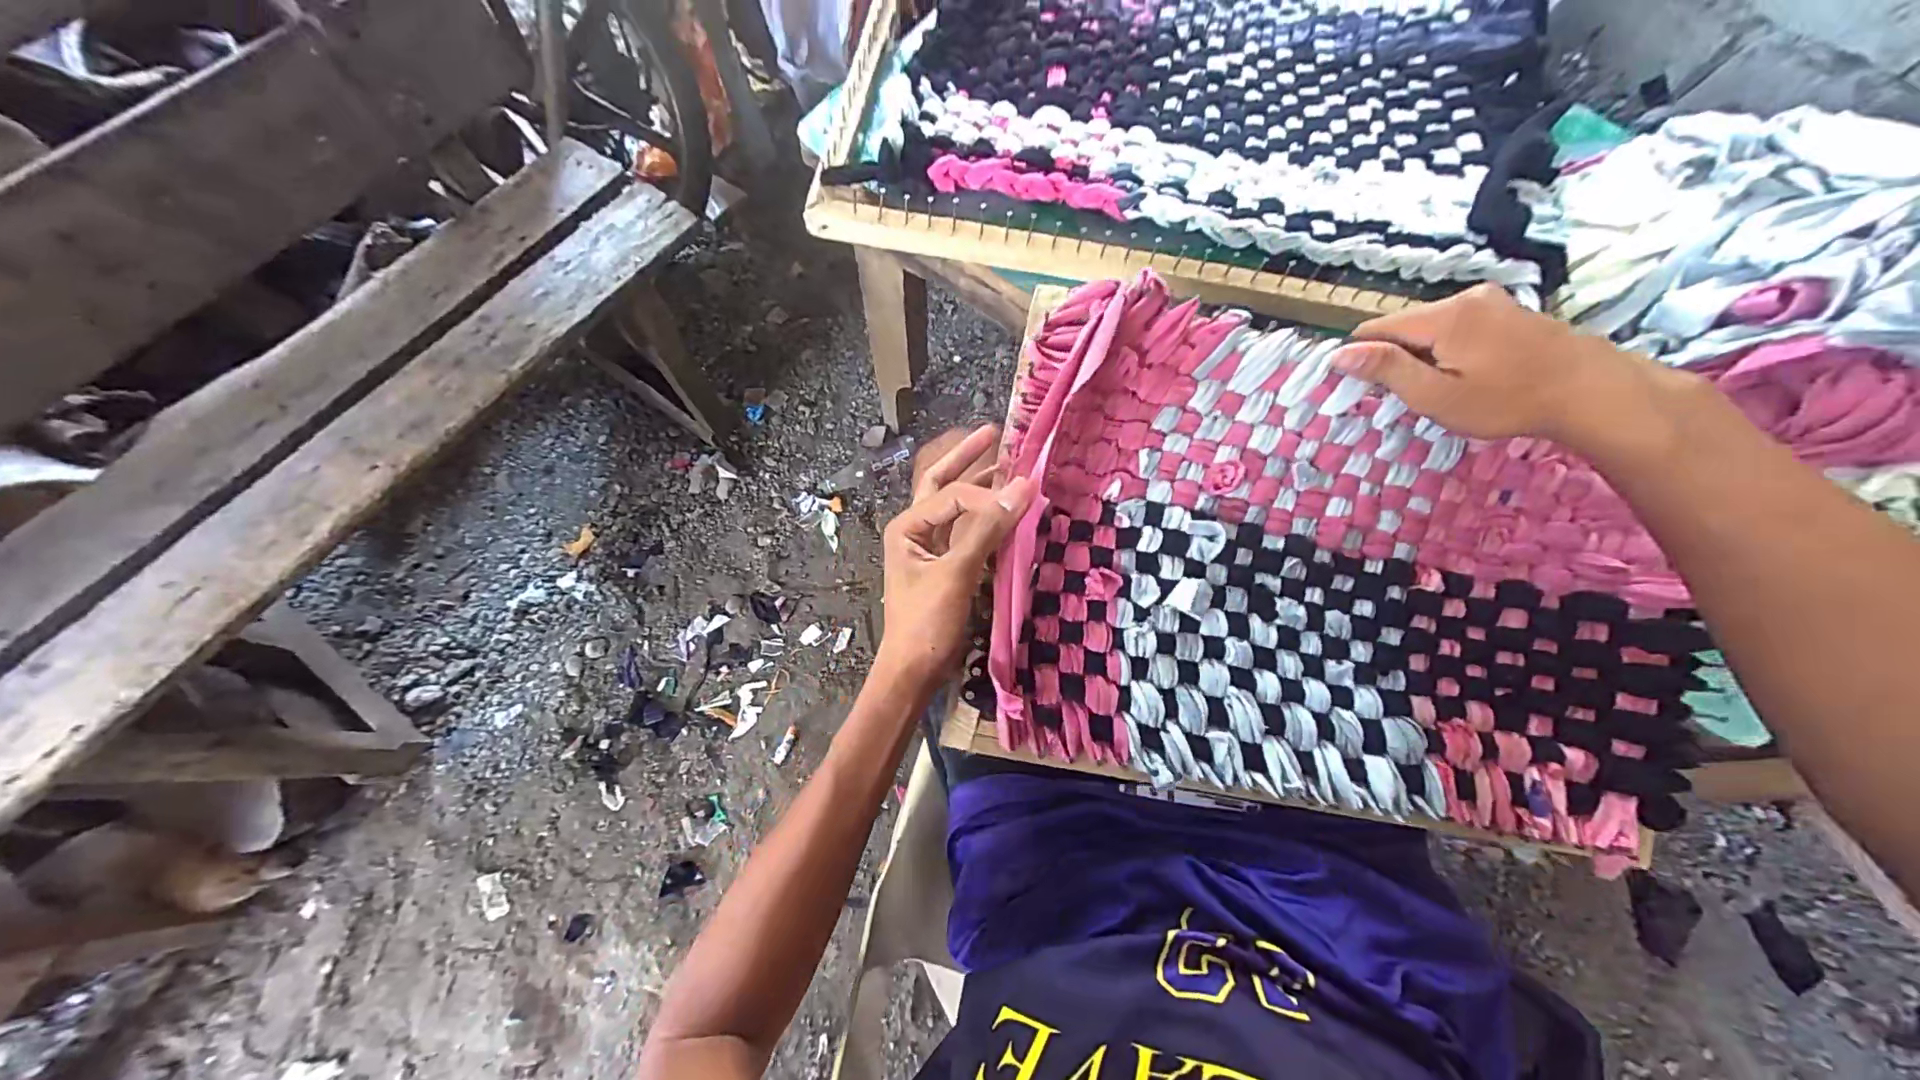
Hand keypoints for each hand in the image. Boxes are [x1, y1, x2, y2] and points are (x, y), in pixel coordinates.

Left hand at [875, 425, 1036, 688]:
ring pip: (957, 507)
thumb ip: (987, 529)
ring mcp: (931, 549)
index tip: (1023, 498)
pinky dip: (987, 518)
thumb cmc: (927, 623)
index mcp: (907, 526)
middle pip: (943, 483)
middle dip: (967, 458)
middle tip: (995, 432)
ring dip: (979, 485)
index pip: (953, 495)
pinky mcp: (947, 567)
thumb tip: (1022, 487)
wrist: (915, 672)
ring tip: (1005, 462)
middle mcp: (916, 530)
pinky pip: (968, 533)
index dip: (987, 494)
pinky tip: (1006, 510)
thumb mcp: (956, 573)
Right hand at [1327, 283, 1661, 444]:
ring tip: (1446, 387)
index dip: (1362, 359)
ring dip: (1422, 355)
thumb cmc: (1507, 401)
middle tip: (1416, 396)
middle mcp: (1463, 298)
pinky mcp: (1505, 308)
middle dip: (1396, 358)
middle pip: (1402, 327)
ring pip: (1428, 327)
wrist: (1591, 391)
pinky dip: (1446, 349)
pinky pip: (1455, 325)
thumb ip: (1387, 370)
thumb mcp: (1437, 396)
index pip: (1374, 329)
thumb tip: (1339, 354)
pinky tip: (1468, 373)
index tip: (1369, 390)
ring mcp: (1488, 300)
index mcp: (1443, 317)